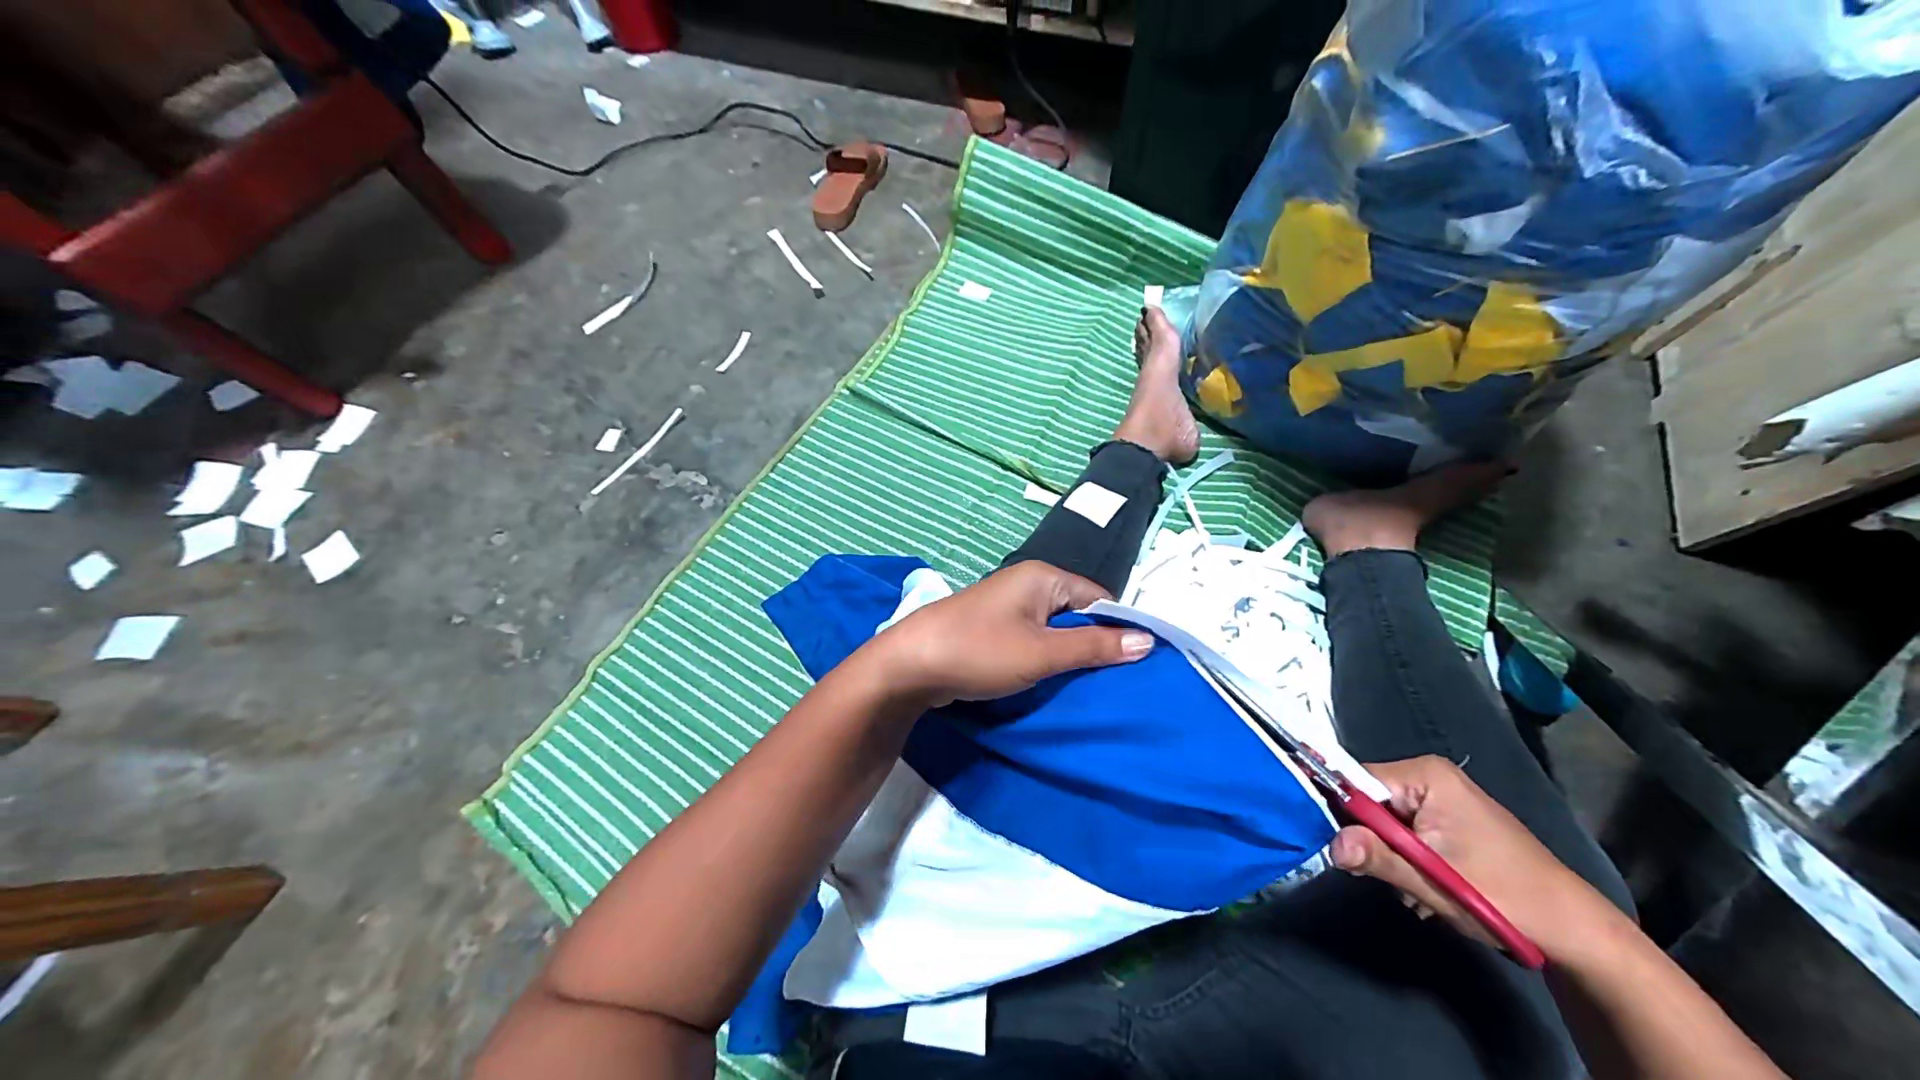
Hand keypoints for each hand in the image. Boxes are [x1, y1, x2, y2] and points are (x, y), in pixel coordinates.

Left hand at [857, 561, 1154, 706]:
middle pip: (1077, 612)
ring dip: (1067, 655)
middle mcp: (1027, 583)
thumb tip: (1147, 639)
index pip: (1099, 597)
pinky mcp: (993, 628)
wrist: (910, 665)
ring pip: (1054, 629)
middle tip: (1112, 681)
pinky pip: (1032, 639)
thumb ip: (1095, 646)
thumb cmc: (980, 651)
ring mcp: (1007, 606)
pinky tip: (1050, 681)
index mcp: (1043, 577)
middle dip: (1093, 644)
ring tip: (1084, 685)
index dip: (1119, 628)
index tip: (1136, 663)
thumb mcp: (1043, 652)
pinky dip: (1043, 658)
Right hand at [1330, 756, 1620, 962]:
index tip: (1334, 845)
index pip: (1355, 780)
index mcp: (1426, 774)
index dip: (1341, 813)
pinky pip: (1404, 831)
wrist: (1574, 931)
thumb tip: (1330, 844)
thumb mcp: (1434, 880)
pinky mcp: (1447, 821)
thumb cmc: (1505, 897)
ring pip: (1385, 821)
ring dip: (1389, 856)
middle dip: (1371, 841)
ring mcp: (1441, 798)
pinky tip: (1424, 886)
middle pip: (1369, 801)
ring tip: (1413, 889)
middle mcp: (1429, 776)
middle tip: (1387, 876)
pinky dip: (1406, 859)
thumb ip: (1378, 857)